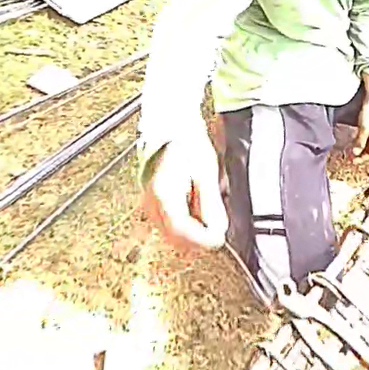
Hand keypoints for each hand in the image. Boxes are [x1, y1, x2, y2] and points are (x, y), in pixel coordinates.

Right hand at [138, 125, 226, 250]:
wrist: (171, 128)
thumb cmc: (188, 144)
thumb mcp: (205, 171)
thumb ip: (210, 203)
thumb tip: (217, 229)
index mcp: (163, 194)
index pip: (180, 230)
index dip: (201, 239)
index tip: (219, 241)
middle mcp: (151, 203)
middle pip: (173, 236)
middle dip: (197, 240)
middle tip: (219, 235)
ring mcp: (149, 204)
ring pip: (169, 232)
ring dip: (191, 234)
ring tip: (211, 223)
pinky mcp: (153, 201)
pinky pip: (167, 222)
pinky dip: (184, 225)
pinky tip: (198, 215)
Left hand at [354, 80, 368, 158]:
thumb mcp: (365, 127)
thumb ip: (360, 141)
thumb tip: (355, 153)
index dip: (362, 159)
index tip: (351, 161)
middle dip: (360, 155)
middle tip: (348, 157)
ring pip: (366, 145)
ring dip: (358, 148)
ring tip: (349, 151)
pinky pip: (364, 138)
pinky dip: (358, 141)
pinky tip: (352, 141)